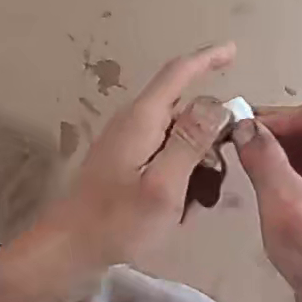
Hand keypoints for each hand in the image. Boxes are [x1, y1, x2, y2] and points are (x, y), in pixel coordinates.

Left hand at [33, 43, 237, 276]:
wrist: (68, 250)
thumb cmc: (116, 222)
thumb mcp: (163, 185)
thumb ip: (190, 142)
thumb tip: (217, 104)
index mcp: (142, 119)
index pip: (178, 73)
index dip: (207, 59)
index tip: (233, 51)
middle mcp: (133, 122)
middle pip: (183, 109)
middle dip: (209, 135)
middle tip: (219, 176)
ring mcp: (127, 142)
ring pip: (176, 136)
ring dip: (195, 162)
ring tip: (196, 202)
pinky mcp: (124, 162)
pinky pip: (164, 156)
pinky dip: (180, 174)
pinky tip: (180, 207)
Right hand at [233, 98, 301, 301]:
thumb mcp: (285, 203)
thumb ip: (263, 158)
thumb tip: (241, 125)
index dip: (280, 118)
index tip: (246, 133)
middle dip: (277, 134)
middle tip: (241, 146)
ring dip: (278, 150)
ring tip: (250, 164)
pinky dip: (286, 166)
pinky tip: (266, 179)